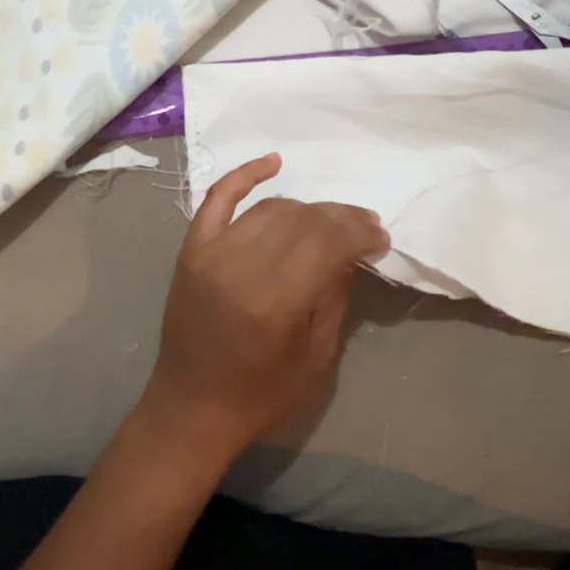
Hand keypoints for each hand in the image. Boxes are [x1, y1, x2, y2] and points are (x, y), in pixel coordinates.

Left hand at [138, 154, 389, 460]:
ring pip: (269, 208)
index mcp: (275, 301)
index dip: (360, 233)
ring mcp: (210, 253)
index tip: (379, 237)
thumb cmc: (260, 393)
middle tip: (364, 225)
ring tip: (330, 219)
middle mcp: (241, 267)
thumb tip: (349, 252)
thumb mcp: (316, 356)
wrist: (191, 406)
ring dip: (306, 208)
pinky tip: (273, 162)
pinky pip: (217, 198)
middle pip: (302, 220)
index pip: (328, 242)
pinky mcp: (191, 250)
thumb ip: (334, 297)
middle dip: (341, 218)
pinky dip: (245, 175)